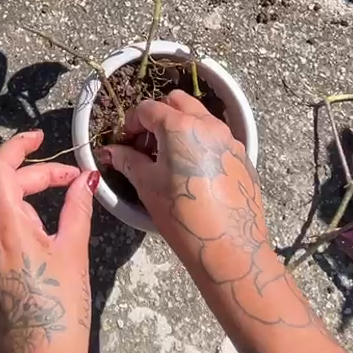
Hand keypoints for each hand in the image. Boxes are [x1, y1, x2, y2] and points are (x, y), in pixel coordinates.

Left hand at [0, 129, 96, 352]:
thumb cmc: (60, 313)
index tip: (40, 136)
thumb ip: (77, 207)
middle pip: (0, 186)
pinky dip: (14, 220)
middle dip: (34, 176)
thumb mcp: (74, 252)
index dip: (18, 144)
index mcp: (3, 226)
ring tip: (55, 205)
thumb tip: (85, 179)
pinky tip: (40, 234)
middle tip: (69, 182)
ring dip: (22, 197)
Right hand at [101, 91, 306, 328]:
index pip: (147, 109)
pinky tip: (193, 170)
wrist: (231, 250)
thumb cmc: (182, 215)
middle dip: (157, 115)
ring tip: (169, 156)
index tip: (124, 142)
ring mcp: (229, 138)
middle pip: (176, 102)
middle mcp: (207, 124)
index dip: (130, 123)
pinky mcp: (242, 155)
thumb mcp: (147, 185)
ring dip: (180, 125)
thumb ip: (127, 160)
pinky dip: (200, 140)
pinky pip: (216, 135)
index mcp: (179, 125)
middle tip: (147, 143)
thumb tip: (110, 151)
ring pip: (199, 115)